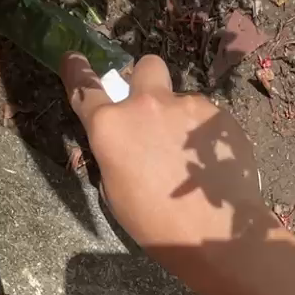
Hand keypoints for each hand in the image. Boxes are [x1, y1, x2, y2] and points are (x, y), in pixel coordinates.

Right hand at [60, 54, 272, 252]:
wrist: (213, 233)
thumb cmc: (155, 225)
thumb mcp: (116, 194)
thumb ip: (114, 154)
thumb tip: (123, 143)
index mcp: (111, 127)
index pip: (84, 86)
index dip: (77, 72)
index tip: (75, 61)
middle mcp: (146, 105)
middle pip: (146, 67)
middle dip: (147, 84)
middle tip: (155, 116)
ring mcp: (187, 106)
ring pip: (180, 101)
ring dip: (180, 121)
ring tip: (190, 161)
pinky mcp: (218, 116)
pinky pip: (205, 120)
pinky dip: (204, 138)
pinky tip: (210, 166)